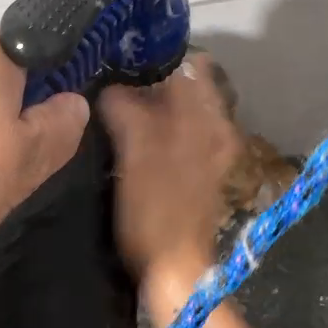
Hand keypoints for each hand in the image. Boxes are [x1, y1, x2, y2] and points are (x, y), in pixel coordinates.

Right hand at [99, 54, 239, 294]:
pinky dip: (155, 130)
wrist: (174, 269)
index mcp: (208, 117)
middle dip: (149, 82)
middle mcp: (216, 128)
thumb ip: (125, 108)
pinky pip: (177, 135)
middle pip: (183, 86)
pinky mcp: (198, 173)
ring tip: (114, 111)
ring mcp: (210, 152)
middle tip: (110, 87)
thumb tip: (110, 86)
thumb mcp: (135, 152)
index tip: (118, 61)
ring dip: (150, 107)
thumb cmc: (154, 212)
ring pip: (179, 111)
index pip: (187, 63)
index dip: (152, 57)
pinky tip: (129, 141)